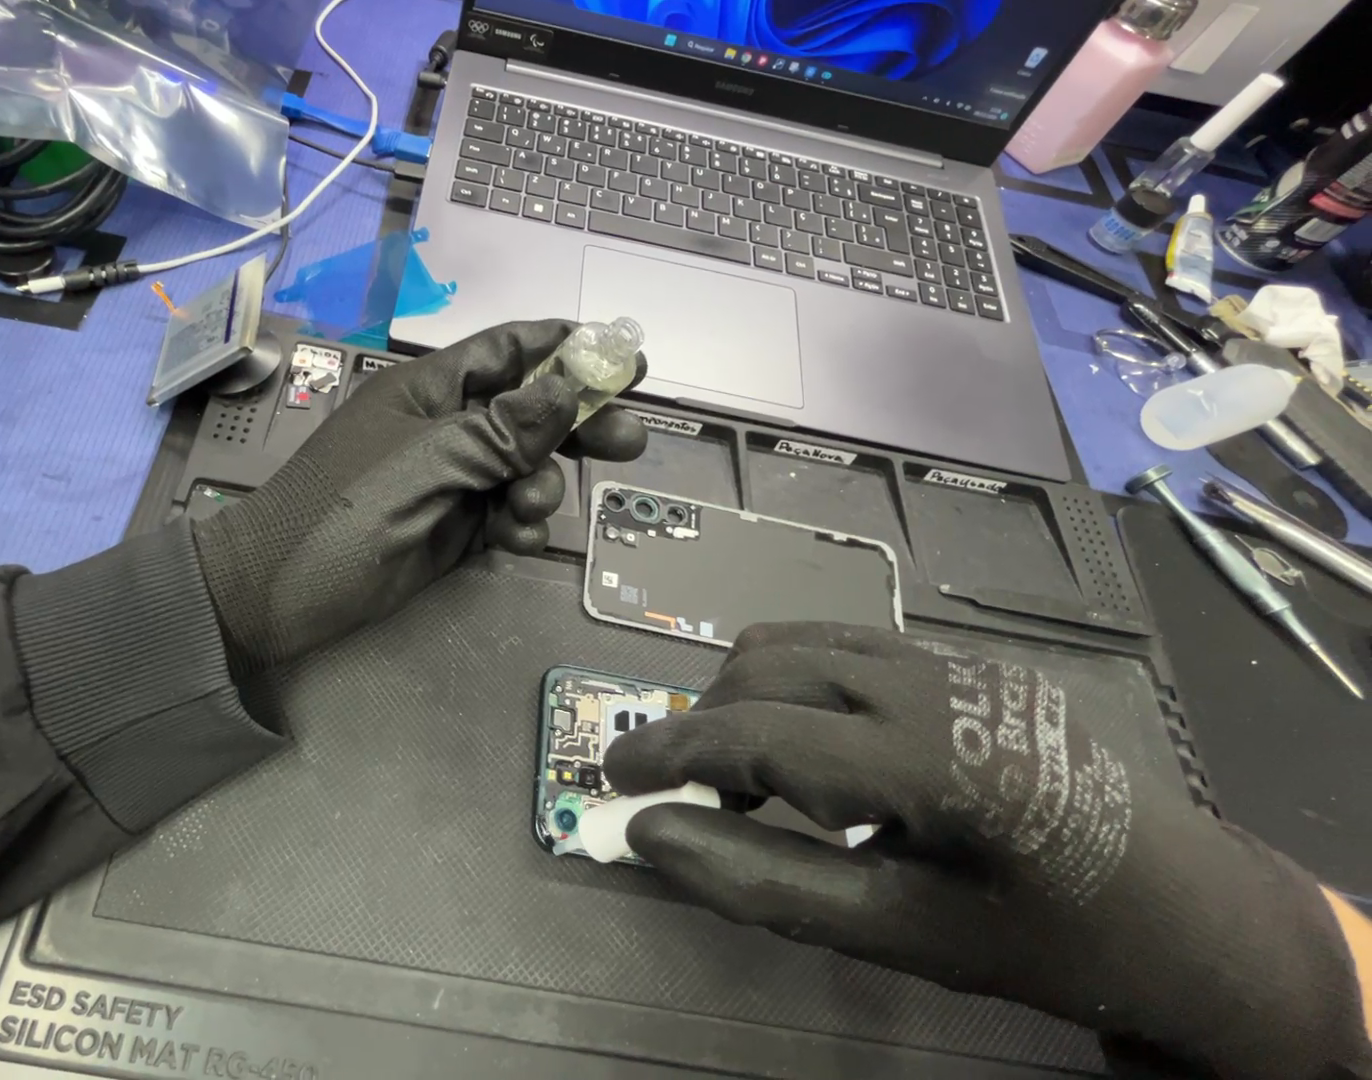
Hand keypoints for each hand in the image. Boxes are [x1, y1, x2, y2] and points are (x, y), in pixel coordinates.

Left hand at [192, 320, 645, 673]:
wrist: (282, 590)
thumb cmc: (345, 509)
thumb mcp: (427, 461)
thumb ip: (501, 429)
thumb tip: (569, 389)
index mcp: (429, 390)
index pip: (507, 352)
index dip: (565, 349)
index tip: (623, 356)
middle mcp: (445, 429)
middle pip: (528, 414)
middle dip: (576, 426)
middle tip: (630, 442)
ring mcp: (449, 482)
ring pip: (522, 471)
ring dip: (539, 487)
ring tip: (528, 507)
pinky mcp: (451, 531)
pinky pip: (503, 517)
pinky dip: (517, 526)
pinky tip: (513, 538)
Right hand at [605, 622, 1371, 1079]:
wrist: (1188, 908)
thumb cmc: (1038, 937)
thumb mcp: (894, 932)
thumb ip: (757, 880)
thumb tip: (649, 830)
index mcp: (932, 762)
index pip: (757, 733)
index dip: (668, 750)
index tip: (613, 774)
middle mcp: (932, 683)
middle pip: (759, 672)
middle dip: (699, 727)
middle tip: (692, 793)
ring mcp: (945, 656)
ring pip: (785, 642)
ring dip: (737, 697)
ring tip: (748, 767)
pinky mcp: (952, 653)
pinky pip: (828, 639)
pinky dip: (781, 678)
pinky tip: (802, 736)